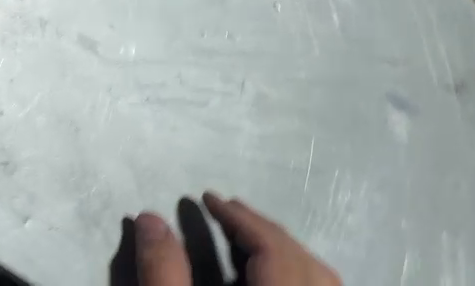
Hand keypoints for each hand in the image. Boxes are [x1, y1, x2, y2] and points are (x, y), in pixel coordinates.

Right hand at [135, 194, 338, 285]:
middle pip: (308, 264)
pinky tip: (267, 267)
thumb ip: (163, 269)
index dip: (242, 219)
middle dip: (265, 228)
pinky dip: (298, 270)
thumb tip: (150, 217)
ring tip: (245, 232)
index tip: (208, 198)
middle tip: (226, 208)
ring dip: (285, 248)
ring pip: (324, 280)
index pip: (275, 251)